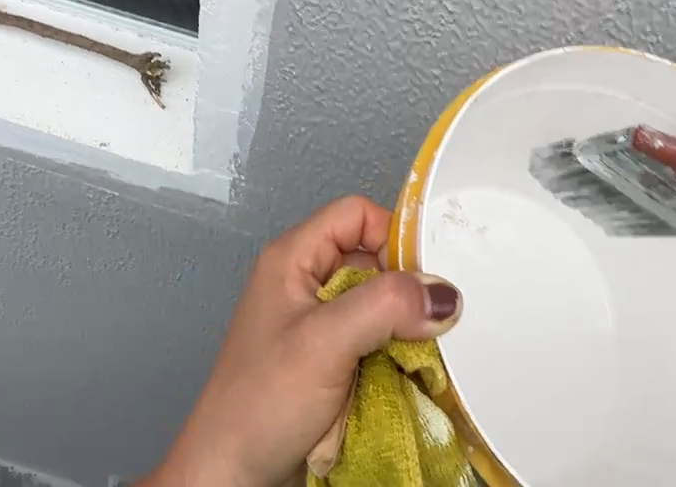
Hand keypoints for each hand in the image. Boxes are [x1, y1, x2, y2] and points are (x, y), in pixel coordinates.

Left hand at [145, 196, 462, 486]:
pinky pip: (378, 341)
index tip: (429, 271)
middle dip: (407, 288)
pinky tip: (413, 374)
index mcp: (294, 258)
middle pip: (374, 259)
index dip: (393, 233)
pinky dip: (399, 355)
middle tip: (437, 317)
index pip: (356, 215)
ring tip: (428, 351)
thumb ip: (384, 307)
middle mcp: (307, 282)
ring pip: (381, 304)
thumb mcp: (324, 342)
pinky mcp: (332, 362)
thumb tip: (443, 292)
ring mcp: (319, 324)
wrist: (232, 479)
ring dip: (406, 328)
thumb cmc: (259, 403)